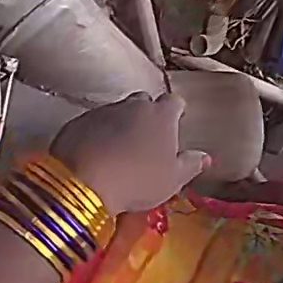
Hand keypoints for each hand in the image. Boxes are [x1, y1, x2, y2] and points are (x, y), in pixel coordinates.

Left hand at [49, 93, 210, 213]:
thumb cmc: (138, 180)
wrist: (83, 181)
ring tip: (121, 151)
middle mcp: (133, 105)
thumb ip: (191, 165)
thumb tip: (204, 156)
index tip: (176, 122)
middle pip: (144, 102)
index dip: (176, 111)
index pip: (174, 101)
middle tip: (147, 139)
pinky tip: (98, 154)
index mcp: (161, 115)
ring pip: (117, 112)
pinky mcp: (78, 121)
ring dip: (121, 125)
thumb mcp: (173, 179)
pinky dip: (98, 134)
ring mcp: (103, 111)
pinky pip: (94, 124)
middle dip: (147, 115)